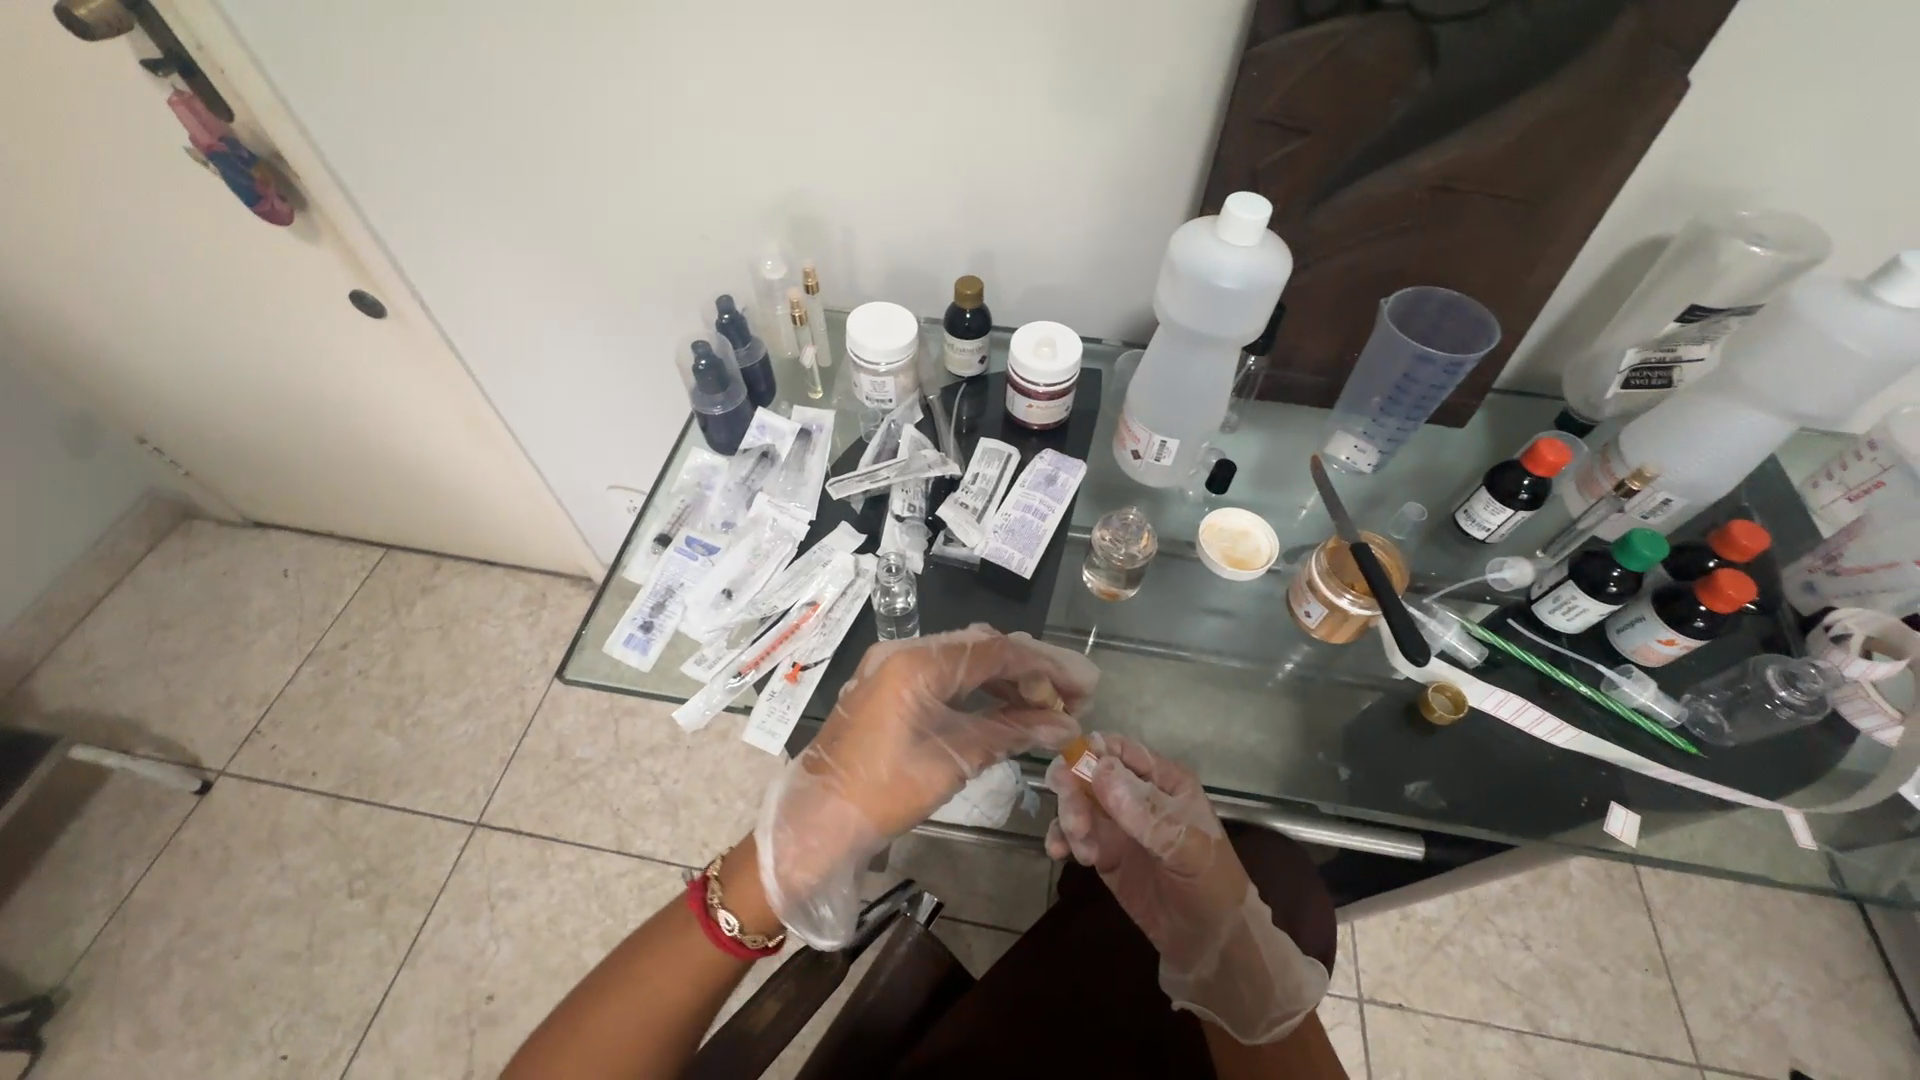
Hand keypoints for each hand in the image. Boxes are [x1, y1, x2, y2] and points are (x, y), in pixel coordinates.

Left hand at [757, 625, 1096, 947]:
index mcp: (916, 663)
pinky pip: (943, 676)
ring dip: (1006, 680)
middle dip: (1030, 670)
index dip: (1046, 667)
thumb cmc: (882, 794)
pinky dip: (977, 689)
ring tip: (1047, 707)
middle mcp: (903, 653)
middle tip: (1072, 697)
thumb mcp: (952, 761)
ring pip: (963, 661)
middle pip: (982, 649)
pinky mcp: (887, 687)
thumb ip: (1010, 733)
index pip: (996, 651)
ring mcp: (891, 667)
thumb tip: (1065, 727)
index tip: (1085, 685)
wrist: (813, 822)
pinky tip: (1006, 709)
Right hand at [1046, 734, 1328, 1044]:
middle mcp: (1135, 794)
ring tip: (1083, 852)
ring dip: (1070, 820)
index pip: (1120, 750)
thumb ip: (1143, 811)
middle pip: (1089, 773)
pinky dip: (1061, 838)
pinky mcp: (1103, 851)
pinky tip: (1059, 854)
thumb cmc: (1211, 885)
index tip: (1070, 771)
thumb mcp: (1185, 847)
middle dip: (1074, 791)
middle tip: (1075, 822)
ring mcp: (1117, 823)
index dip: (1091, 752)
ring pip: (1077, 802)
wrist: (1211, 944)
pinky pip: (1073, 834)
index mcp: (1164, 781)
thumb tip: (1098, 769)